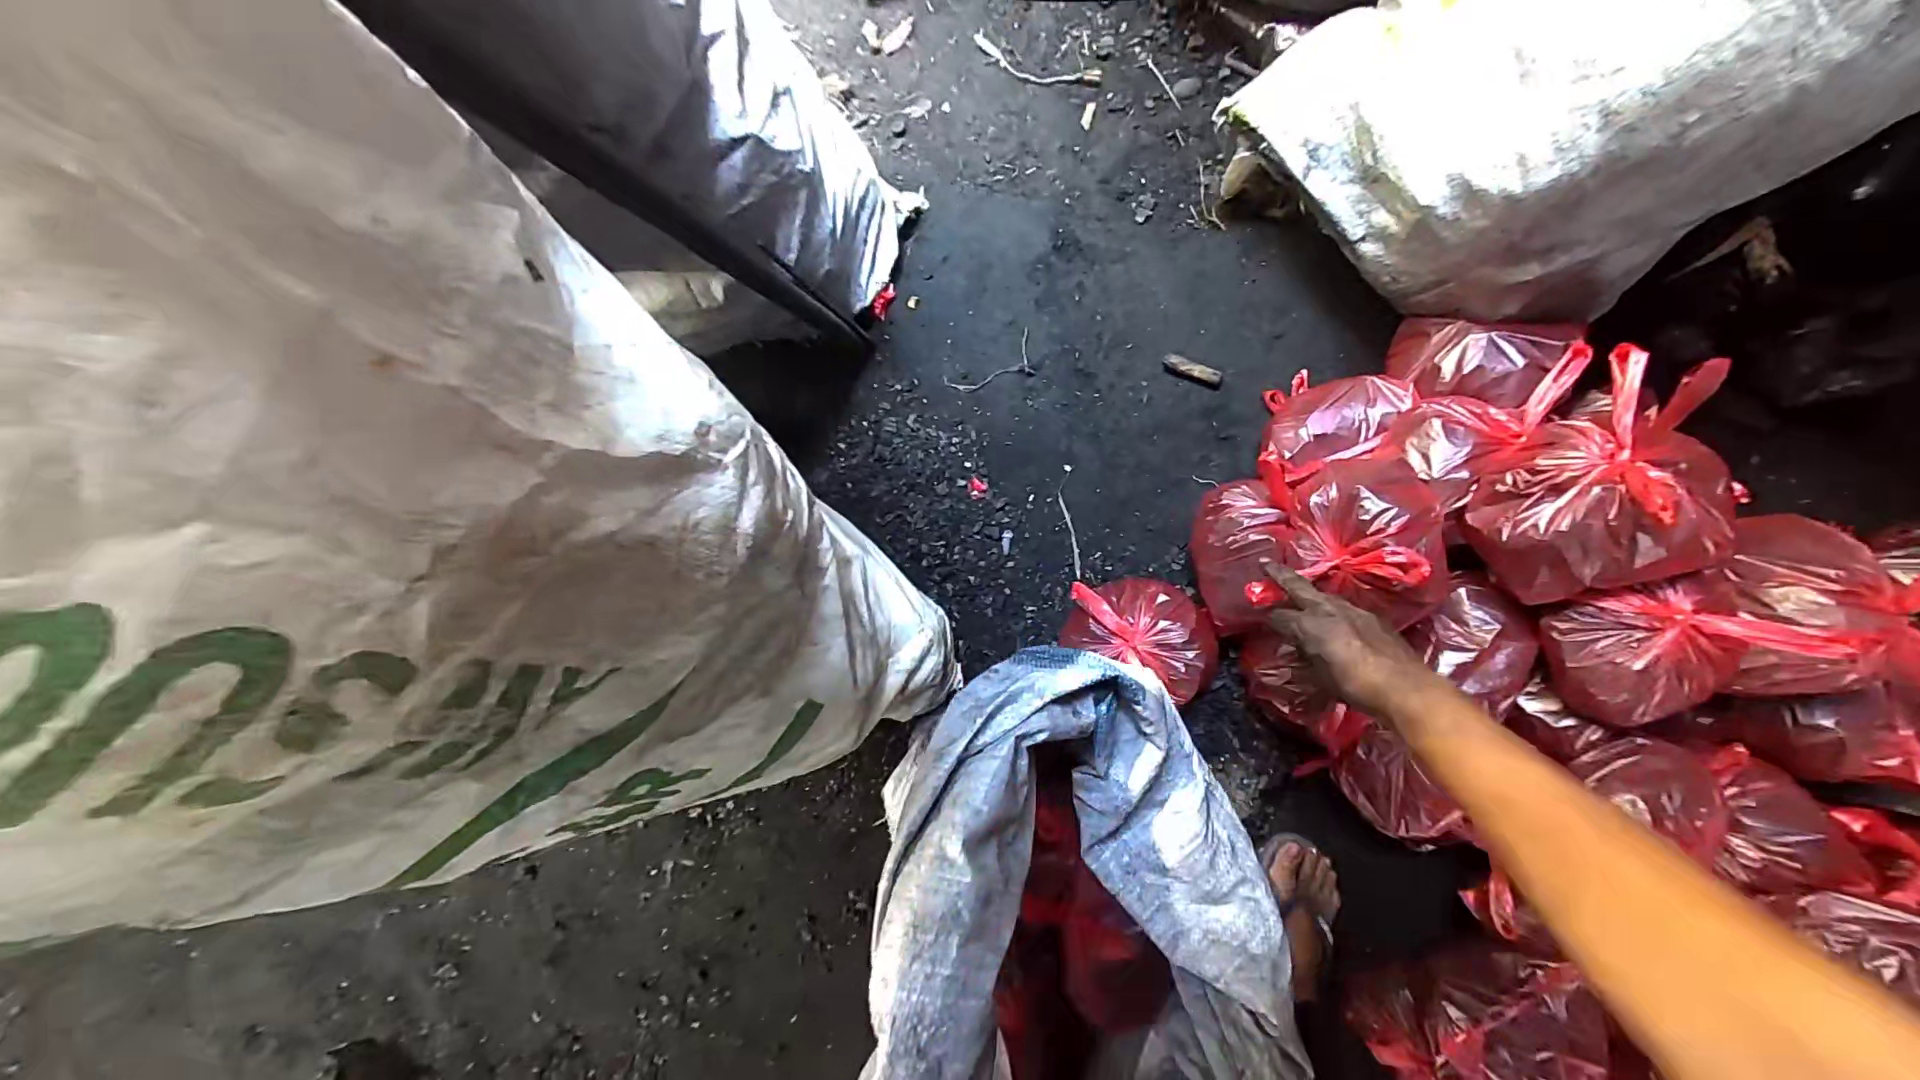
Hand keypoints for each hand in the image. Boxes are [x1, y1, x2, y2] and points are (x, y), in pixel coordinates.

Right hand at [1259, 562, 1433, 717]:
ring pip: (1323, 595)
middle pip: (1298, 587)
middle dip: (1279, 576)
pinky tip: (1332, 618)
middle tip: (1265, 564)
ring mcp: (1353, 610)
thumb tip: (1296, 648)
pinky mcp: (1372, 618)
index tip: (1258, 617)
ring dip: (1308, 593)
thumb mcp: (1318, 675)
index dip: (1267, 616)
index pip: (1279, 615)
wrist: (1405, 688)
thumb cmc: (1354, 685)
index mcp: (1310, 623)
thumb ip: (1303, 655)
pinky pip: (1343, 607)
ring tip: (1299, 595)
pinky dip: (1330, 608)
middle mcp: (1329, 609)